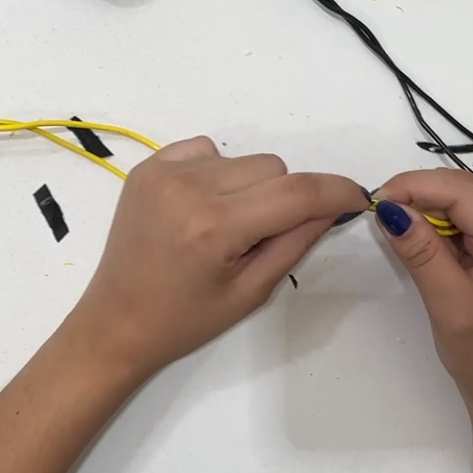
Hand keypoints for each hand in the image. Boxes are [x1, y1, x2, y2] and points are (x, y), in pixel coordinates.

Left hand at [68, 137, 368, 378]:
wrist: (116, 322)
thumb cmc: (184, 320)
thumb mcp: (251, 292)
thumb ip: (296, 242)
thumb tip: (330, 206)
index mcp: (215, 226)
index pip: (296, 193)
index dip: (336, 192)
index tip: (357, 198)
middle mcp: (187, 187)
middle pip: (273, 167)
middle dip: (284, 198)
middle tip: (261, 237)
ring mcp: (162, 171)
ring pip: (242, 158)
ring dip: (249, 186)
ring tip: (225, 225)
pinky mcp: (147, 166)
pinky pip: (206, 150)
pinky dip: (217, 173)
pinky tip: (201, 207)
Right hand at [372, 169, 472, 417]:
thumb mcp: (451, 307)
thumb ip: (423, 254)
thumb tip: (390, 209)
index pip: (461, 191)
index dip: (414, 187)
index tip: (374, 204)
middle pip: (460, 188)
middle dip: (416, 194)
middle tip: (379, 217)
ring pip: (458, 196)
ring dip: (422, 206)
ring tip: (394, 229)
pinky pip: (461, 213)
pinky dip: (433, 219)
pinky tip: (416, 238)